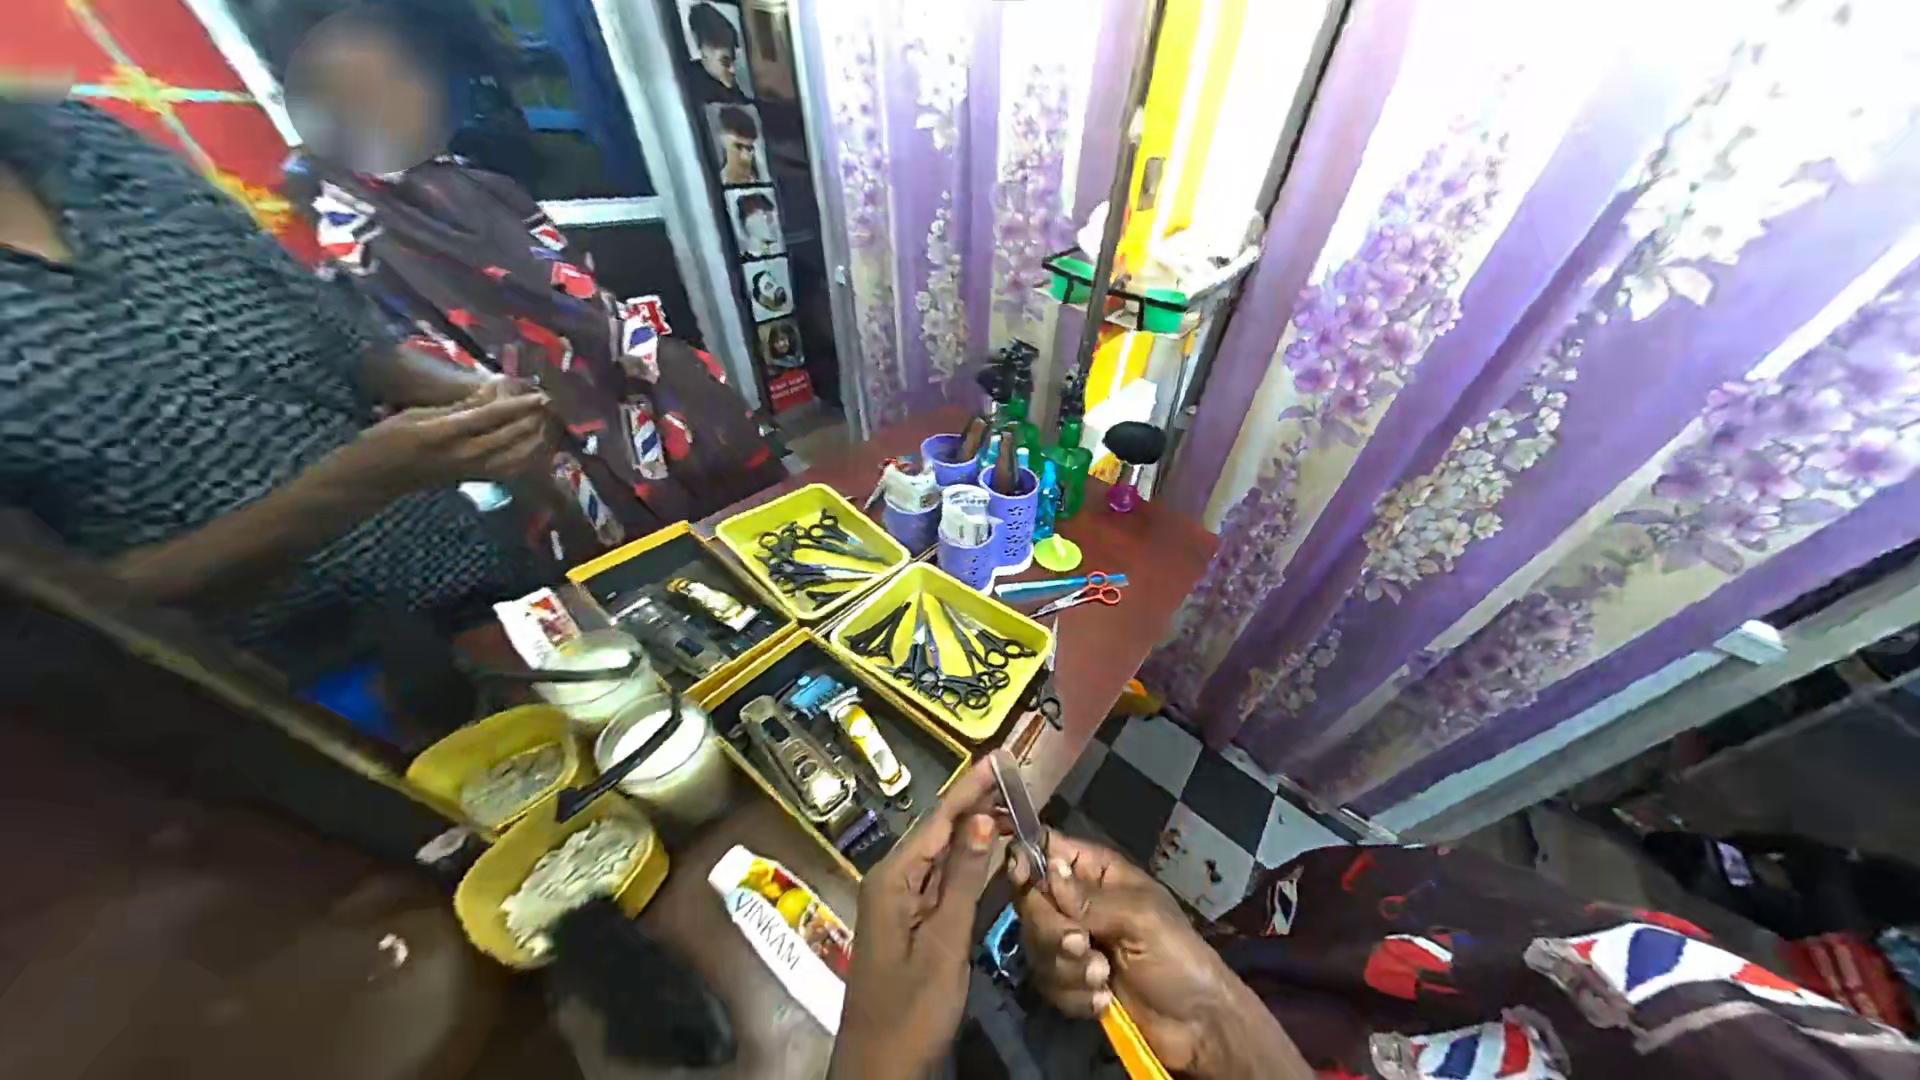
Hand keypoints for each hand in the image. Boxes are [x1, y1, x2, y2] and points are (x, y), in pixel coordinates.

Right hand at [322, 388, 551, 498]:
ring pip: (521, 454)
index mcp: (445, 433)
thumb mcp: (417, 414)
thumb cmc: (390, 438)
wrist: (378, 477)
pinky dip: (532, 454)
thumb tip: (493, 389)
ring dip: (538, 436)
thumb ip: (459, 406)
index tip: (539, 395)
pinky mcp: (481, 479)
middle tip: (549, 403)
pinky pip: (516, 468)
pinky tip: (540, 441)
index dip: (518, 405)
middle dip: (534, 418)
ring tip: (547, 419)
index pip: (490, 416)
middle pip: (512, 435)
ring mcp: (476, 469)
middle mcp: (466, 454)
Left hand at [829, 760, 1005, 1079]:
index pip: (938, 820)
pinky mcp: (911, 916)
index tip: (996, 758)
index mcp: (893, 877)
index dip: (970, 787)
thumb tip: (982, 819)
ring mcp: (901, 897)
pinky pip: (942, 877)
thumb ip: (962, 879)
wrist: (881, 1070)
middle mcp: (893, 877)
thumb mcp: (943, 944)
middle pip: (939, 830)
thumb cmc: (911, 1011)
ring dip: (973, 827)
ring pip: (942, 851)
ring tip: (1007, 800)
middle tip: (1011, 776)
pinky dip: (967, 860)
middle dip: (974, 802)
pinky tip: (988, 846)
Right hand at [1011, 835, 1309, 1079]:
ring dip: (1067, 968)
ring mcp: (1071, 941)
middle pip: (1031, 900)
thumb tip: (1050, 870)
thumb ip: (1091, 898)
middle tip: (1082, 945)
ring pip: (1036, 944)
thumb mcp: (1141, 918)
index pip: (1047, 848)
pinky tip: (1103, 1001)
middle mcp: (1075, 900)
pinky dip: (1073, 995)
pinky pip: (1047, 981)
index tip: (1021, 878)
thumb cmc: (1178, 955)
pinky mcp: (1071, 980)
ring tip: (1104, 979)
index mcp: (1095, 871)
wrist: (1199, 1027)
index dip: (1027, 857)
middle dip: (1052, 930)